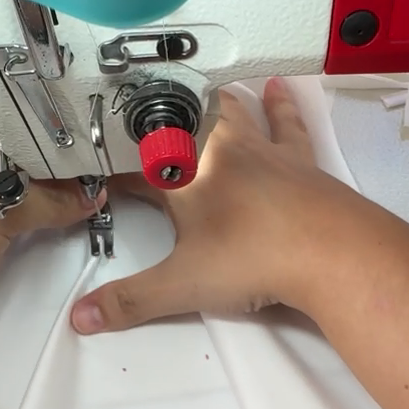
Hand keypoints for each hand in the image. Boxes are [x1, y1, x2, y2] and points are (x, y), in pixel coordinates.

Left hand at [0, 84, 103, 327]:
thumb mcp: (3, 213)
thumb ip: (55, 201)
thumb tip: (92, 195)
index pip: (6, 86)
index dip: (51, 107)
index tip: (87, 127)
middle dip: (36, 146)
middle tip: (82, 161)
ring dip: (12, 173)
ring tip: (57, 186)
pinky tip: (14, 208)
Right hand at [69, 78, 406, 334]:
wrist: (330, 252)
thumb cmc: (251, 261)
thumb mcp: (182, 287)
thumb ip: (130, 302)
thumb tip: (78, 319)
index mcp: (183, 177)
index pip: (133, 167)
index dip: (107, 169)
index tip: (89, 170)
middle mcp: (219, 152)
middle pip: (180, 124)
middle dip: (156, 122)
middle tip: (141, 112)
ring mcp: (263, 151)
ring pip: (231, 112)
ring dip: (211, 102)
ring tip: (200, 88)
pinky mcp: (299, 160)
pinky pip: (286, 125)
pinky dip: (280, 106)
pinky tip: (278, 88)